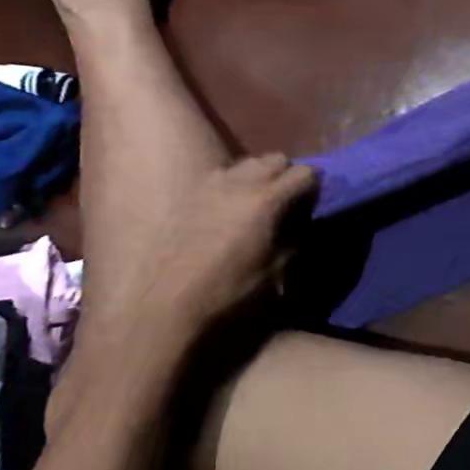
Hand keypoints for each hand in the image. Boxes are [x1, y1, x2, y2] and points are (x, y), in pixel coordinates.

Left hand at [77, 154, 317, 356]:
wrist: (157, 310)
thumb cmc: (224, 295)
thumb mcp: (274, 273)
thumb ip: (291, 241)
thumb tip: (297, 226)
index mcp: (265, 201)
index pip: (305, 173)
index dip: (312, 189)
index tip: (309, 207)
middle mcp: (239, 183)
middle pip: (276, 159)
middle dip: (285, 176)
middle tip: (283, 203)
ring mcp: (208, 185)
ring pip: (245, 164)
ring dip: (256, 177)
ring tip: (251, 205)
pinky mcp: (184, 196)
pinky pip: (217, 179)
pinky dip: (229, 187)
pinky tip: (221, 214)